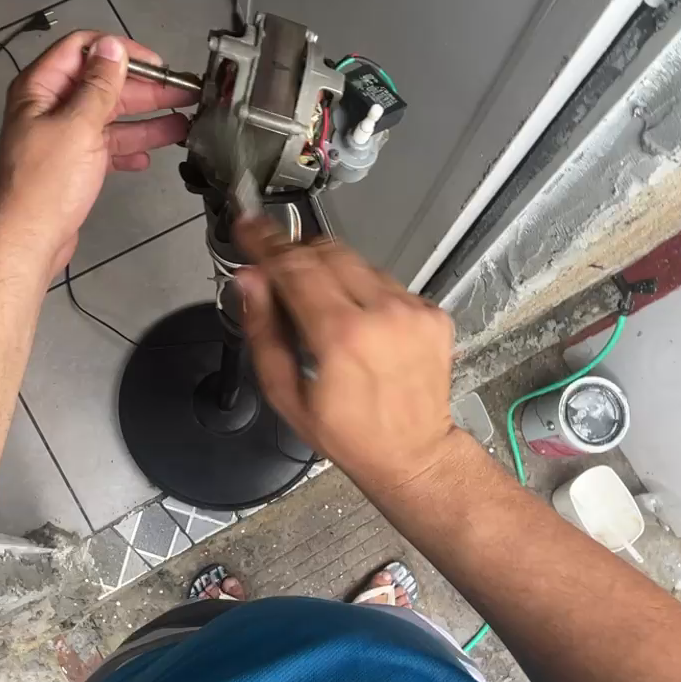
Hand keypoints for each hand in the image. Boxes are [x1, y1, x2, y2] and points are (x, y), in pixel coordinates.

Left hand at [0, 31, 193, 272]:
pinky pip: (106, 150)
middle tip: (182, 93)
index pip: (83, 49)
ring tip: (182, 126)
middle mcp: (51, 107)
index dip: (121, 51)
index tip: (157, 64)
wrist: (30, 239)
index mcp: (41, 87)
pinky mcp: (74, 166)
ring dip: (145, 122)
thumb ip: (98, 86)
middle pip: (102, 86)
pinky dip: (128, 152)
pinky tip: (148, 158)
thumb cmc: (47, 184)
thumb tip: (112, 47)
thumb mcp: (77, 127)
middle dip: (144, 90)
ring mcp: (64, 138)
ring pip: (110, 120)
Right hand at [234, 219, 462, 495]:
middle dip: (297, 255)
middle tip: (281, 273)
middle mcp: (383, 314)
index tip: (249, 227)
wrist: (413, 454)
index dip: (265, 242)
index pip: (295, 265)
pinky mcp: (431, 313)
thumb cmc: (351, 434)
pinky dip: (366, 292)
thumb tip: (250, 283)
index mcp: (341, 335)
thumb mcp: (287, 395)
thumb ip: (264, 332)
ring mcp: (412, 310)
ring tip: (326, 314)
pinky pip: (388, 282)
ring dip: (333, 274)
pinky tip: (362, 326)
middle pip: (327, 251)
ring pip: (359, 263)